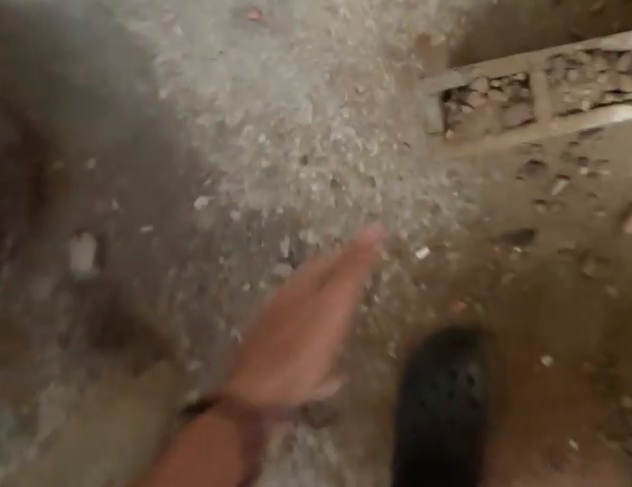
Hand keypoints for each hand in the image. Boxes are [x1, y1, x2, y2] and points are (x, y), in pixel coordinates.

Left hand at [220, 224, 384, 408]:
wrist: (256, 406)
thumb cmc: (301, 349)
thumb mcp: (335, 303)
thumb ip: (354, 267)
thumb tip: (376, 225)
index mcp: (296, 289)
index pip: (325, 260)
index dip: (348, 254)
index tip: (371, 253)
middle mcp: (280, 310)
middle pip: (312, 290)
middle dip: (336, 286)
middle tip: (362, 290)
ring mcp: (272, 342)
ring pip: (304, 323)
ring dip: (325, 322)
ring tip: (348, 328)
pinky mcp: (272, 374)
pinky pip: (301, 360)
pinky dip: (319, 362)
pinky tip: (333, 376)